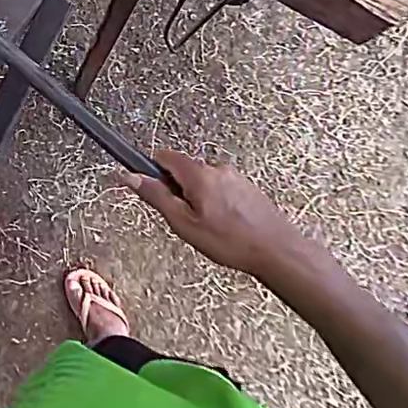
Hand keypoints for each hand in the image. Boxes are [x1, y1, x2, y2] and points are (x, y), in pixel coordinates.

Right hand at [119, 151, 307, 279]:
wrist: (277, 251)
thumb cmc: (231, 241)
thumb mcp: (183, 222)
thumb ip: (156, 196)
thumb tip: (130, 177)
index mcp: (199, 174)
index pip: (164, 156)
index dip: (151, 169)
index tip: (148, 186)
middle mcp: (218, 169)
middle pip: (184, 170)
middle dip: (176, 190)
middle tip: (182, 218)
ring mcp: (235, 178)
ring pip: (203, 181)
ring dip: (197, 198)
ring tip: (206, 226)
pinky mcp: (248, 188)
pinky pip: (220, 188)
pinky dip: (215, 202)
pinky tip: (223, 226)